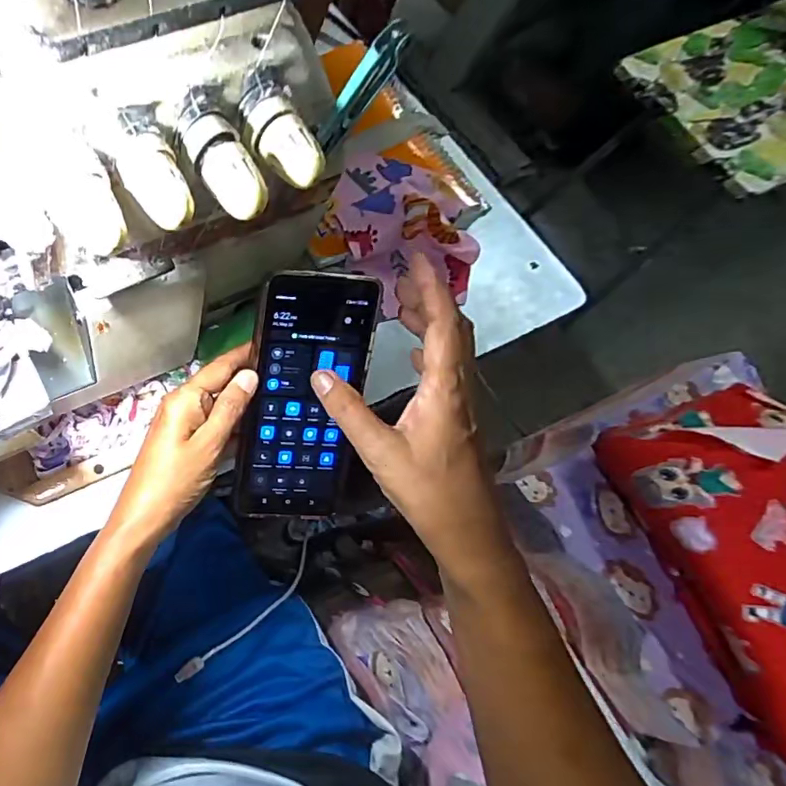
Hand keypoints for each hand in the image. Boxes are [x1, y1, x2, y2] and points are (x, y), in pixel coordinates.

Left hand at [106, 345, 257, 549]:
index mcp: (184, 400)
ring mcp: (181, 424)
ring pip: (217, 406)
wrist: (145, 516)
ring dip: (240, 405)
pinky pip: (211, 425)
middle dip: (246, 379)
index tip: (267, 344)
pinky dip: (230, 426)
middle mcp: (180, 406)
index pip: (219, 366)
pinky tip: (248, 432)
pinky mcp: (184, 441)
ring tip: (271, 402)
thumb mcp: (209, 444)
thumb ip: (230, 409)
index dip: (245, 354)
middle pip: (219, 383)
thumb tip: (248, 377)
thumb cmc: (170, 483)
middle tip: (279, 375)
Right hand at [312, 255, 503, 566]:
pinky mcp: (455, 415)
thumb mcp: (378, 450)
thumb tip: (320, 374)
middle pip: (452, 329)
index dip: (430, 287)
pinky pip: (445, 367)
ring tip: (401, 307)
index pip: (441, 324)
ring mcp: (459, 402)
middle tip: (401, 277)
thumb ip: (348, 411)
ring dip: (430, 321)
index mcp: (443, 388)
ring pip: (451, 347)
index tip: (416, 258)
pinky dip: (429, 347)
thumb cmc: (426, 489)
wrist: (465, 527)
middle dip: (430, 297)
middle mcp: (457, 387)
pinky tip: (410, 354)